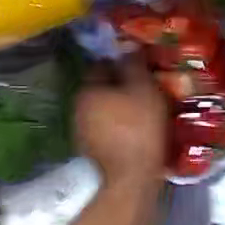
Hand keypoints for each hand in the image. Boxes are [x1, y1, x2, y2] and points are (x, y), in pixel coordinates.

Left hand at [74, 59, 165, 185]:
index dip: (122, 63)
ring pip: (103, 109)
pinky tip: (137, 131)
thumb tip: (128, 47)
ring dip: (120, 107)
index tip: (142, 68)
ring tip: (145, 111)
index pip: (101, 65)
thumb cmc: (140, 126)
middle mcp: (77, 108)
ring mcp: (81, 132)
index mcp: (87, 90)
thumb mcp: (144, 88)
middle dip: (120, 86)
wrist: (132, 177)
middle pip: (101, 88)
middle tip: (147, 89)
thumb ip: (134, 64)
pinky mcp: (91, 151)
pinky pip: (106, 129)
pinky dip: (119, 126)